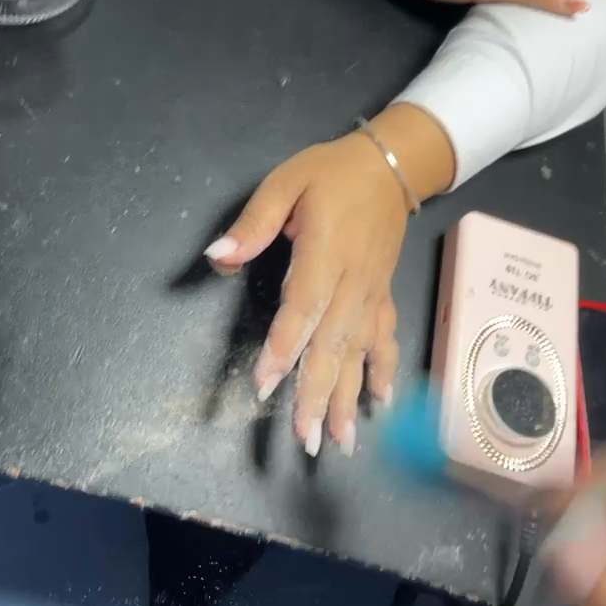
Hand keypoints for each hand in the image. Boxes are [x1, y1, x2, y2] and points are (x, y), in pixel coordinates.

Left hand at [204, 105, 454, 455]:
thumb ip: (253, 224)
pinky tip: (380, 402)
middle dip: (318, 394)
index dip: (283, 348)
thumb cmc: (328, 174)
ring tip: (340, 440)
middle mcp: (353, 281)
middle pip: (333, 343)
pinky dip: (383, 370)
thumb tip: (217, 256)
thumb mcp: (284, 183)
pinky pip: (384, 337)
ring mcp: (372, 292)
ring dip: (349, 396)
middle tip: (305, 438)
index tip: (264, 385)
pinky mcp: (382, 294)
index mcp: (325, 253)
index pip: (302, 308)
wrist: (389, 165)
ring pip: (359, 350)